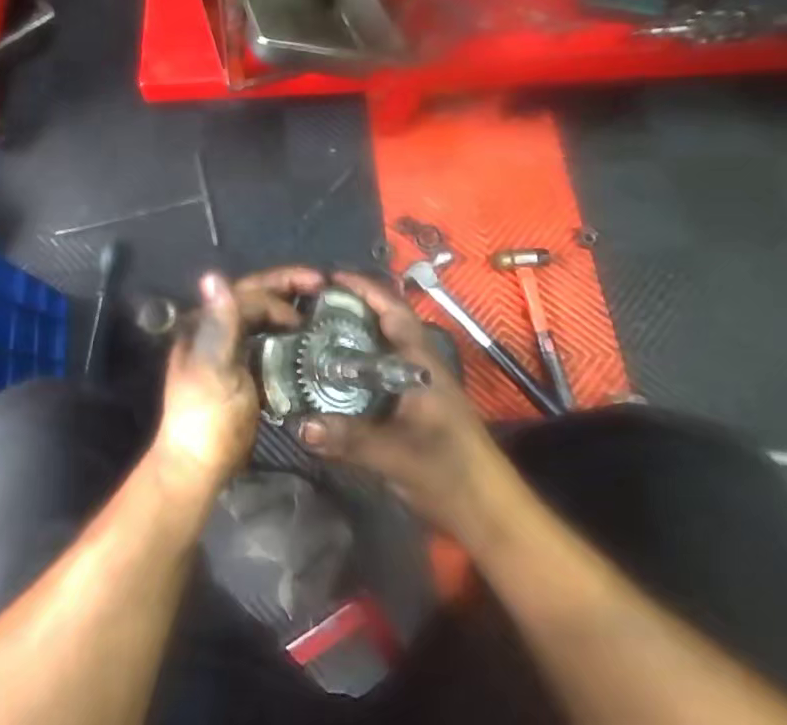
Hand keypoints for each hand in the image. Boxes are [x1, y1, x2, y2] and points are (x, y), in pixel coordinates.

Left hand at [153, 267, 324, 496]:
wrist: (198, 467)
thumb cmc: (205, 418)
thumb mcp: (213, 369)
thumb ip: (219, 324)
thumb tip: (213, 275)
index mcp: (204, 325)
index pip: (248, 295)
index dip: (281, 292)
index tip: (313, 302)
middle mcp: (217, 332)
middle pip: (256, 297)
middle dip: (289, 287)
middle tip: (324, 283)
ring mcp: (232, 353)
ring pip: (265, 318)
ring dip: (291, 308)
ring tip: (321, 307)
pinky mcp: (246, 374)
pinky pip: (271, 343)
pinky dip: (291, 336)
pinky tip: (311, 339)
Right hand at [294, 272, 515, 538]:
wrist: (487, 507)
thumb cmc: (447, 472)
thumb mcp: (395, 456)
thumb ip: (348, 439)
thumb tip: (299, 424)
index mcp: (422, 365)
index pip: (394, 312)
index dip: (365, 290)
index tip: (330, 279)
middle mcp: (422, 366)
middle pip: (388, 324)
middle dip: (354, 309)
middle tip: (312, 307)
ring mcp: (422, 385)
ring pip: (385, 348)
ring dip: (357, 336)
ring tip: (315, 334)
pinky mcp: (418, 405)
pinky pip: (384, 372)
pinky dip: (360, 366)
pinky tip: (335, 377)